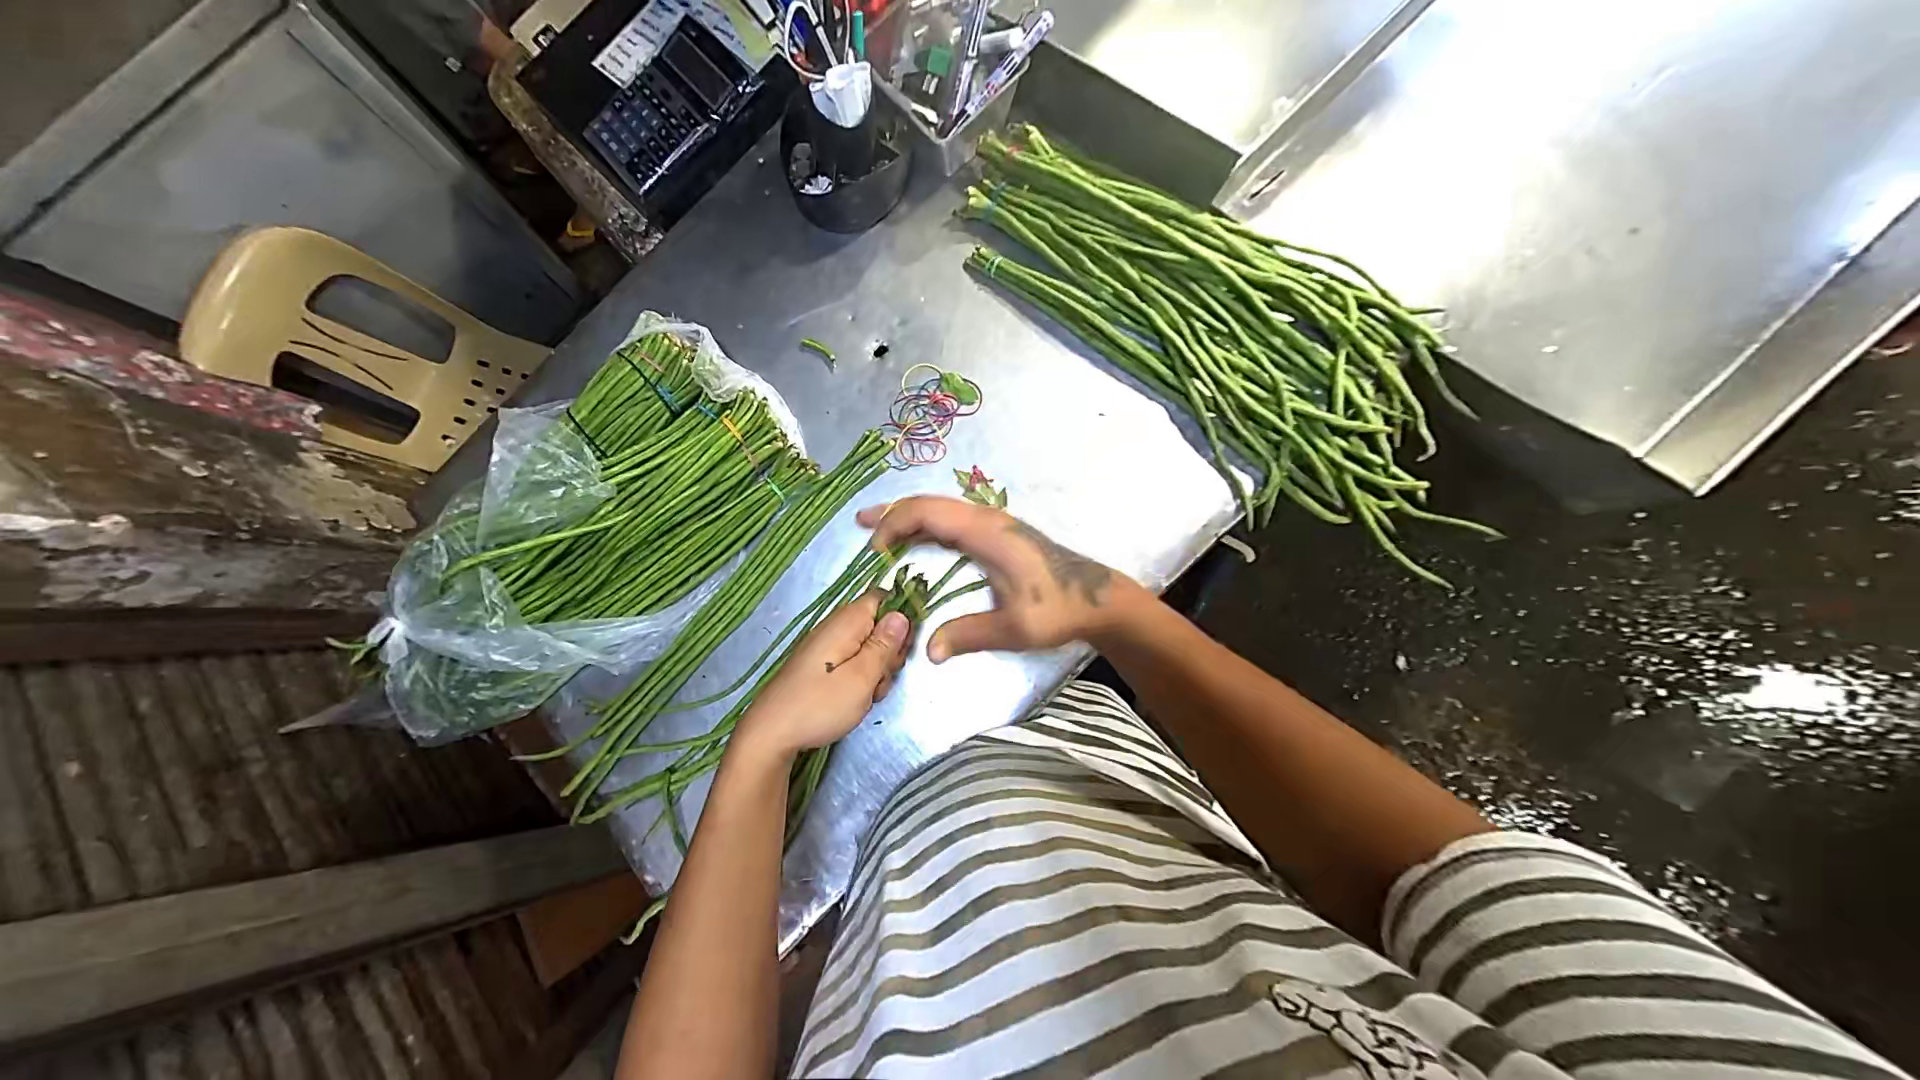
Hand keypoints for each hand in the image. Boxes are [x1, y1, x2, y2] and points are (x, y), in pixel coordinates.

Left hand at [730, 591, 912, 762]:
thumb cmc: (819, 705)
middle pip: (878, 625)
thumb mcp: (863, 676)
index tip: (903, 648)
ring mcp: (827, 647)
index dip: (901, 619)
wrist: (771, 734)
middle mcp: (835, 627)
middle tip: (881, 678)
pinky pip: (852, 662)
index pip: (884, 598)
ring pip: (867, 647)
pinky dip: (860, 679)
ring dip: (876, 670)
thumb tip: (901, 615)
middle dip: (889, 651)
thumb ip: (885, 644)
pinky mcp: (821, 665)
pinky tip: (855, 699)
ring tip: (866, 694)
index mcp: (847, 621)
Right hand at [857, 496, 1151, 662]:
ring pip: (942, 508)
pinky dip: (929, 525)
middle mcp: (987, 520)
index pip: (928, 513)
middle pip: (931, 503)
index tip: (876, 551)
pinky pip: (954, 519)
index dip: (895, 524)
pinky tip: (918, 540)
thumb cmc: (1058, 609)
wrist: (1097, 598)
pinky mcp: (999, 532)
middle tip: (862, 525)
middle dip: (894, 512)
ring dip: (910, 516)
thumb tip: (929, 651)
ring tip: (880, 530)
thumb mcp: (1013, 628)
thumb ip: (968, 634)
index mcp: (986, 534)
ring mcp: (995, 523)